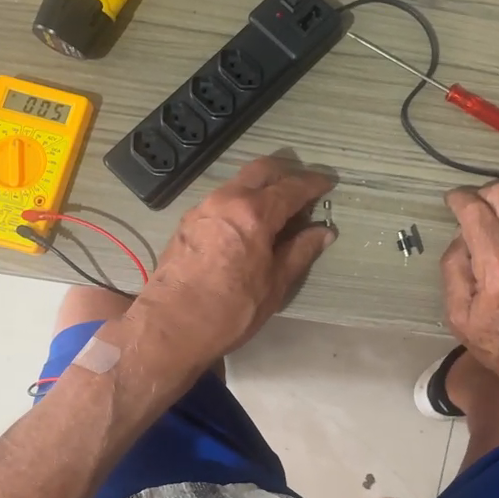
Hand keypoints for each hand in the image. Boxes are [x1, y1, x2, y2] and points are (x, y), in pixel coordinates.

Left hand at [115, 156, 334, 374]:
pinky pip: (223, 198)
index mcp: (254, 213)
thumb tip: (324, 231)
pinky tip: (251, 222)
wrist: (169, 327)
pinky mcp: (189, 221)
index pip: (291, 187)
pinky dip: (243, 200)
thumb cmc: (230, 310)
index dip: (313, 184)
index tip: (328, 184)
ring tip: (280, 208)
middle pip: (262, 170)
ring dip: (263, 186)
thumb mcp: (275, 284)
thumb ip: (300, 251)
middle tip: (305, 190)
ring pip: (240, 182)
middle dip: (287, 173)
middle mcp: (227, 200)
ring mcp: (204, 207)